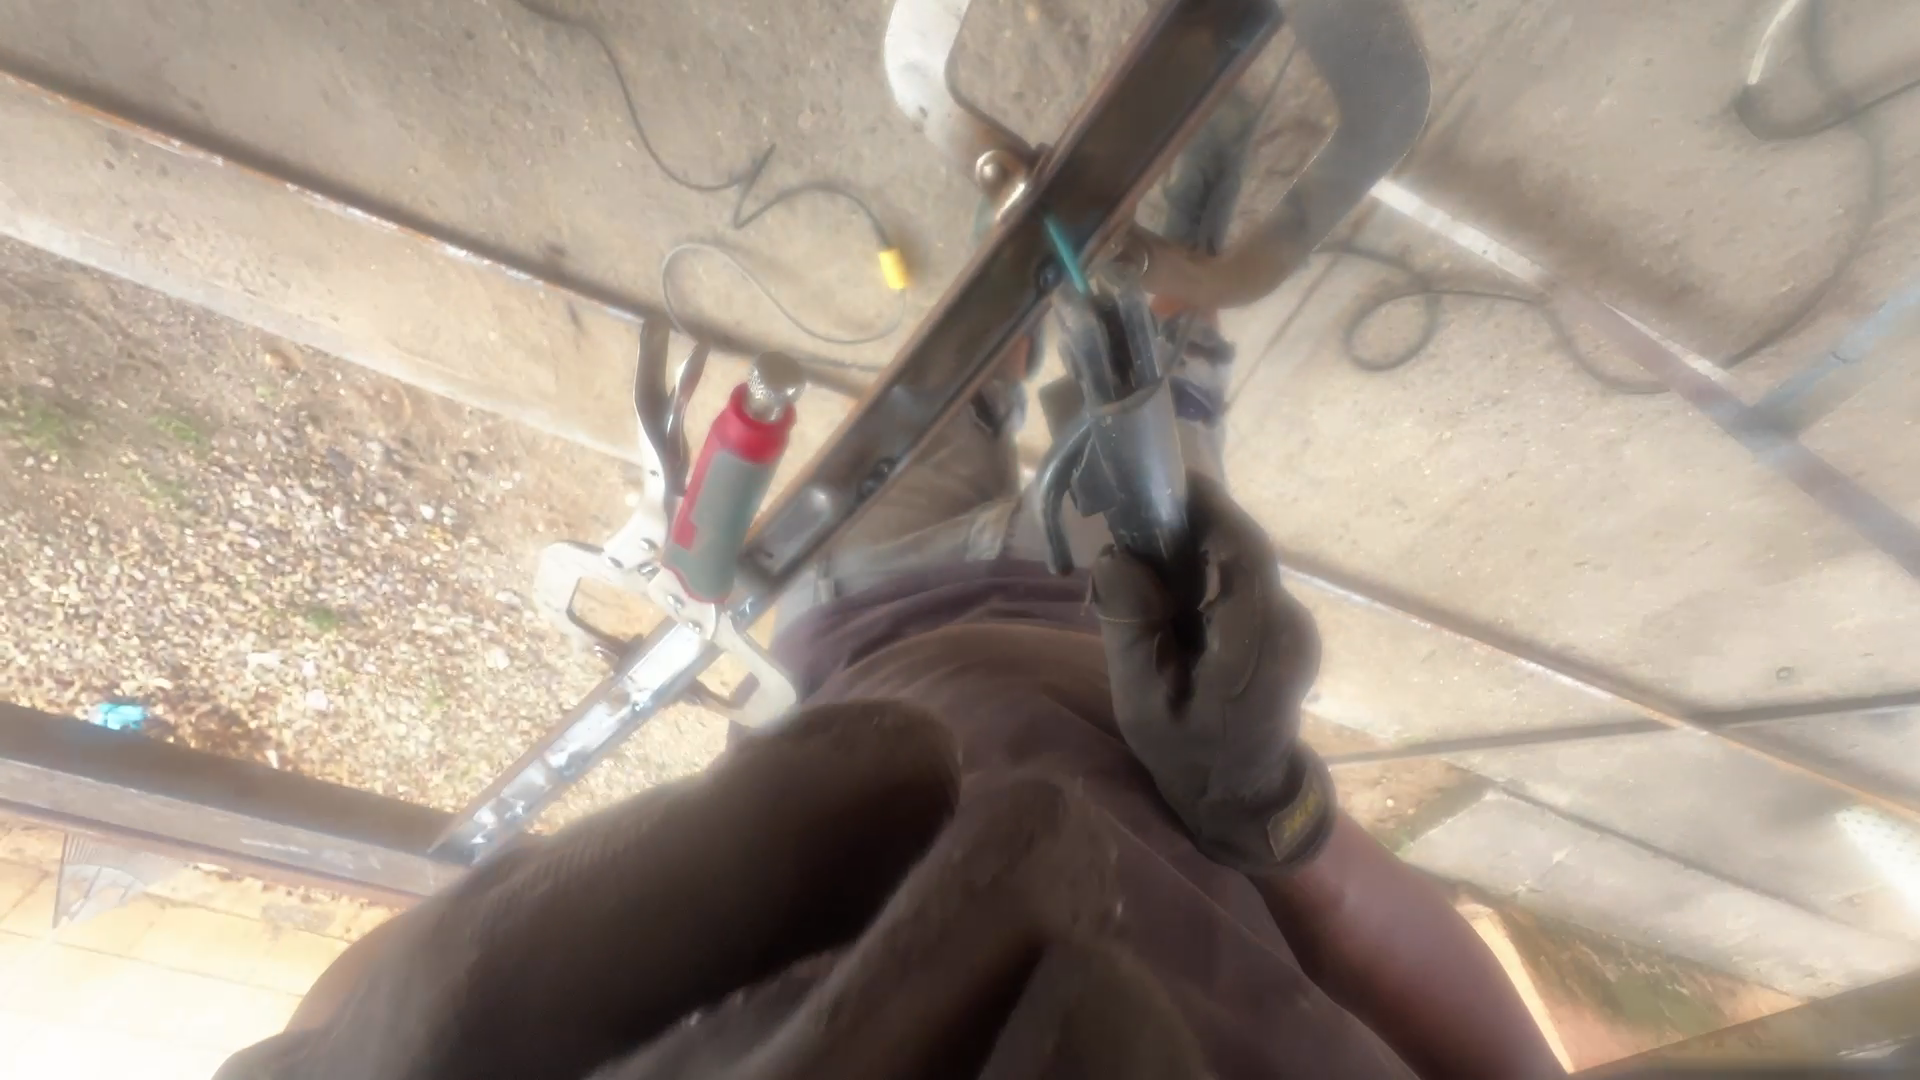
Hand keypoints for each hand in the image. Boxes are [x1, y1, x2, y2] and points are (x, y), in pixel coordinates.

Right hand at [1091, 474, 1333, 872]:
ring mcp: (1292, 625)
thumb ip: (1131, 627)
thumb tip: (1117, 555)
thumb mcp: (1142, 701)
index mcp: (1257, 647)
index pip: (1245, 554)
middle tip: (1131, 523)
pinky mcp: (1284, 625)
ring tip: (1141, 560)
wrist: (1241, 793)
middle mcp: (1288, 626)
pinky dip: (1204, 570)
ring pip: (1240, 562)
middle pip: (1241, 550)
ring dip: (1194, 548)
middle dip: (1189, 525)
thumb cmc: (1188, 753)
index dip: (1212, 507)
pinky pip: (1242, 579)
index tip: (1169, 477)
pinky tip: (1169, 590)